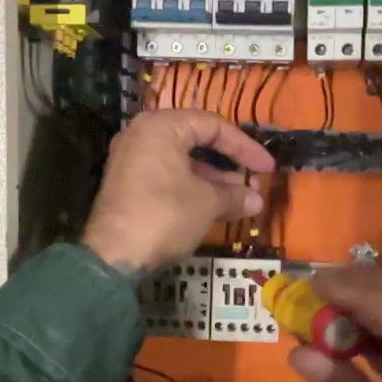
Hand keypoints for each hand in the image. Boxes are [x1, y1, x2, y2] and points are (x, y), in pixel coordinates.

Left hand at [81, 109, 275, 274]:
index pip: (213, 125)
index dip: (245, 147)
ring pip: (181, 161)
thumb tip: (256, 200)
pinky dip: (191, 186)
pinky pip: (166, 175)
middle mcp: (142, 134)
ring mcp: (130, 159)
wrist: (114, 255)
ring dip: (212, 179)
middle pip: (195, 140)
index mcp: (161, 126)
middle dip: (228, 164)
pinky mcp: (126, 184)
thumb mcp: (207, 203)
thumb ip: (234, 195)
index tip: (267, 168)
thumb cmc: (165, 215)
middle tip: (252, 183)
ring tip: (239, 199)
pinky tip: (213, 206)